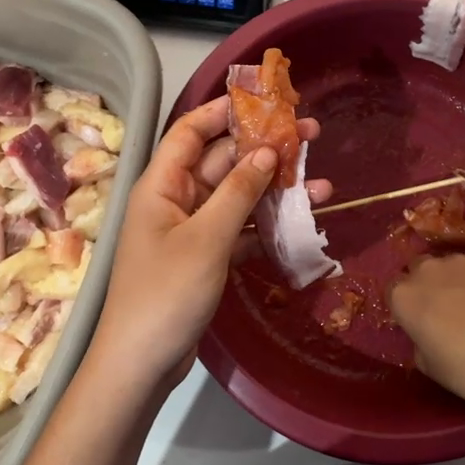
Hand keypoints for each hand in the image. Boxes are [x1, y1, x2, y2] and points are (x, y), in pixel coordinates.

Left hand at [91, 96, 325, 394]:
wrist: (142, 364)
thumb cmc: (166, 293)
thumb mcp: (206, 239)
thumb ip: (238, 192)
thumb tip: (267, 151)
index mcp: (162, 184)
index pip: (191, 131)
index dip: (225, 111)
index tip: (266, 99)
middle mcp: (176, 200)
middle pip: (223, 161)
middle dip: (265, 149)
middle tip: (312, 135)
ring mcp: (192, 230)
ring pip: (238, 196)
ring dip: (275, 189)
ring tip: (321, 181)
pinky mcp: (206, 258)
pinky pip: (241, 229)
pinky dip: (268, 225)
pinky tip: (303, 221)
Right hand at [390, 254, 464, 417]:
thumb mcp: (430, 367)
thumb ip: (419, 342)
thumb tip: (427, 333)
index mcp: (404, 296)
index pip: (392, 290)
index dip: (403, 306)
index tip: (416, 322)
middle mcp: (427, 270)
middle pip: (417, 270)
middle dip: (424, 286)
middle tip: (441, 312)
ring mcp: (461, 262)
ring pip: (447, 266)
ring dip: (450, 281)